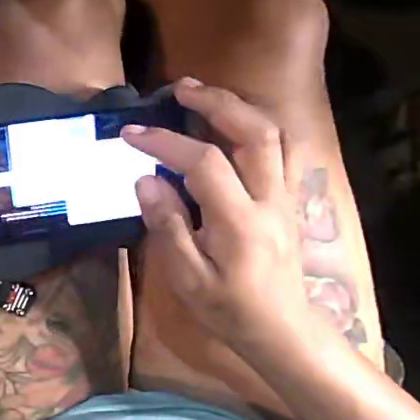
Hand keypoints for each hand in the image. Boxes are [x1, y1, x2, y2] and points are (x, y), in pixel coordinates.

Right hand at [121, 81, 327, 364]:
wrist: (283, 331)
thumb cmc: (229, 310)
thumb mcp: (188, 279)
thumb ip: (167, 226)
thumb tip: (146, 182)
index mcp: (239, 221)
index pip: (203, 163)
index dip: (165, 142)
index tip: (131, 133)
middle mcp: (269, 199)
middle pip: (254, 132)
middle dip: (215, 103)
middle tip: (179, 88)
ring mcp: (285, 197)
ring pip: (274, 135)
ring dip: (238, 108)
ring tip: (203, 97)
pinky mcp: (289, 200)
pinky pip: (280, 150)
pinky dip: (254, 126)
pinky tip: (231, 125)